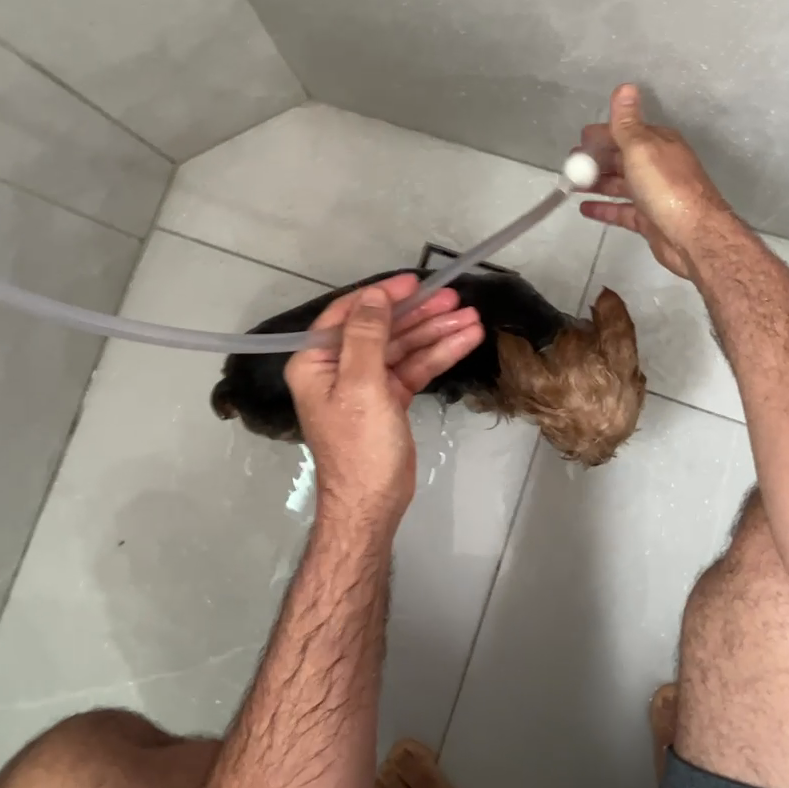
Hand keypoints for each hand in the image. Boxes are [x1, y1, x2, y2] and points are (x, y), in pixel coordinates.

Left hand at [285, 274, 482, 523]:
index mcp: (316, 361)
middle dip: (419, 314)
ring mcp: (365, 384)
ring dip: (436, 332)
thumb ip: (366, 336)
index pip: (349, 315)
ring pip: (403, 347)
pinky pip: (414, 368)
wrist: (371, 505)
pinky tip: (465, 340)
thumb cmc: (359, 445)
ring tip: (472, 317)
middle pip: (382, 329)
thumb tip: (374, 295)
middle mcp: (338, 368)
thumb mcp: (361, 385)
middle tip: (454, 298)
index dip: (382, 296)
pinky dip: (438, 355)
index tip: (414, 282)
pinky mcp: (389, 399)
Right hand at [579, 83, 731, 279]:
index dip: (602, 135)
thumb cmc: (666, 187)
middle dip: (596, 160)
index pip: (626, 133)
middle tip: (570, 165)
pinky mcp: (649, 220)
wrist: (693, 235)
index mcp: (659, 144)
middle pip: (621, 159)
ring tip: (571, 185)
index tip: (579, 141)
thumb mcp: (642, 147)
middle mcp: (657, 166)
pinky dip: (604, 208)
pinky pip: (621, 210)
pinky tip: (585, 208)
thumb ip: (627, 121)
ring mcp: (654, 195)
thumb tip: (625, 86)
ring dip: (597, 183)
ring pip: (620, 184)